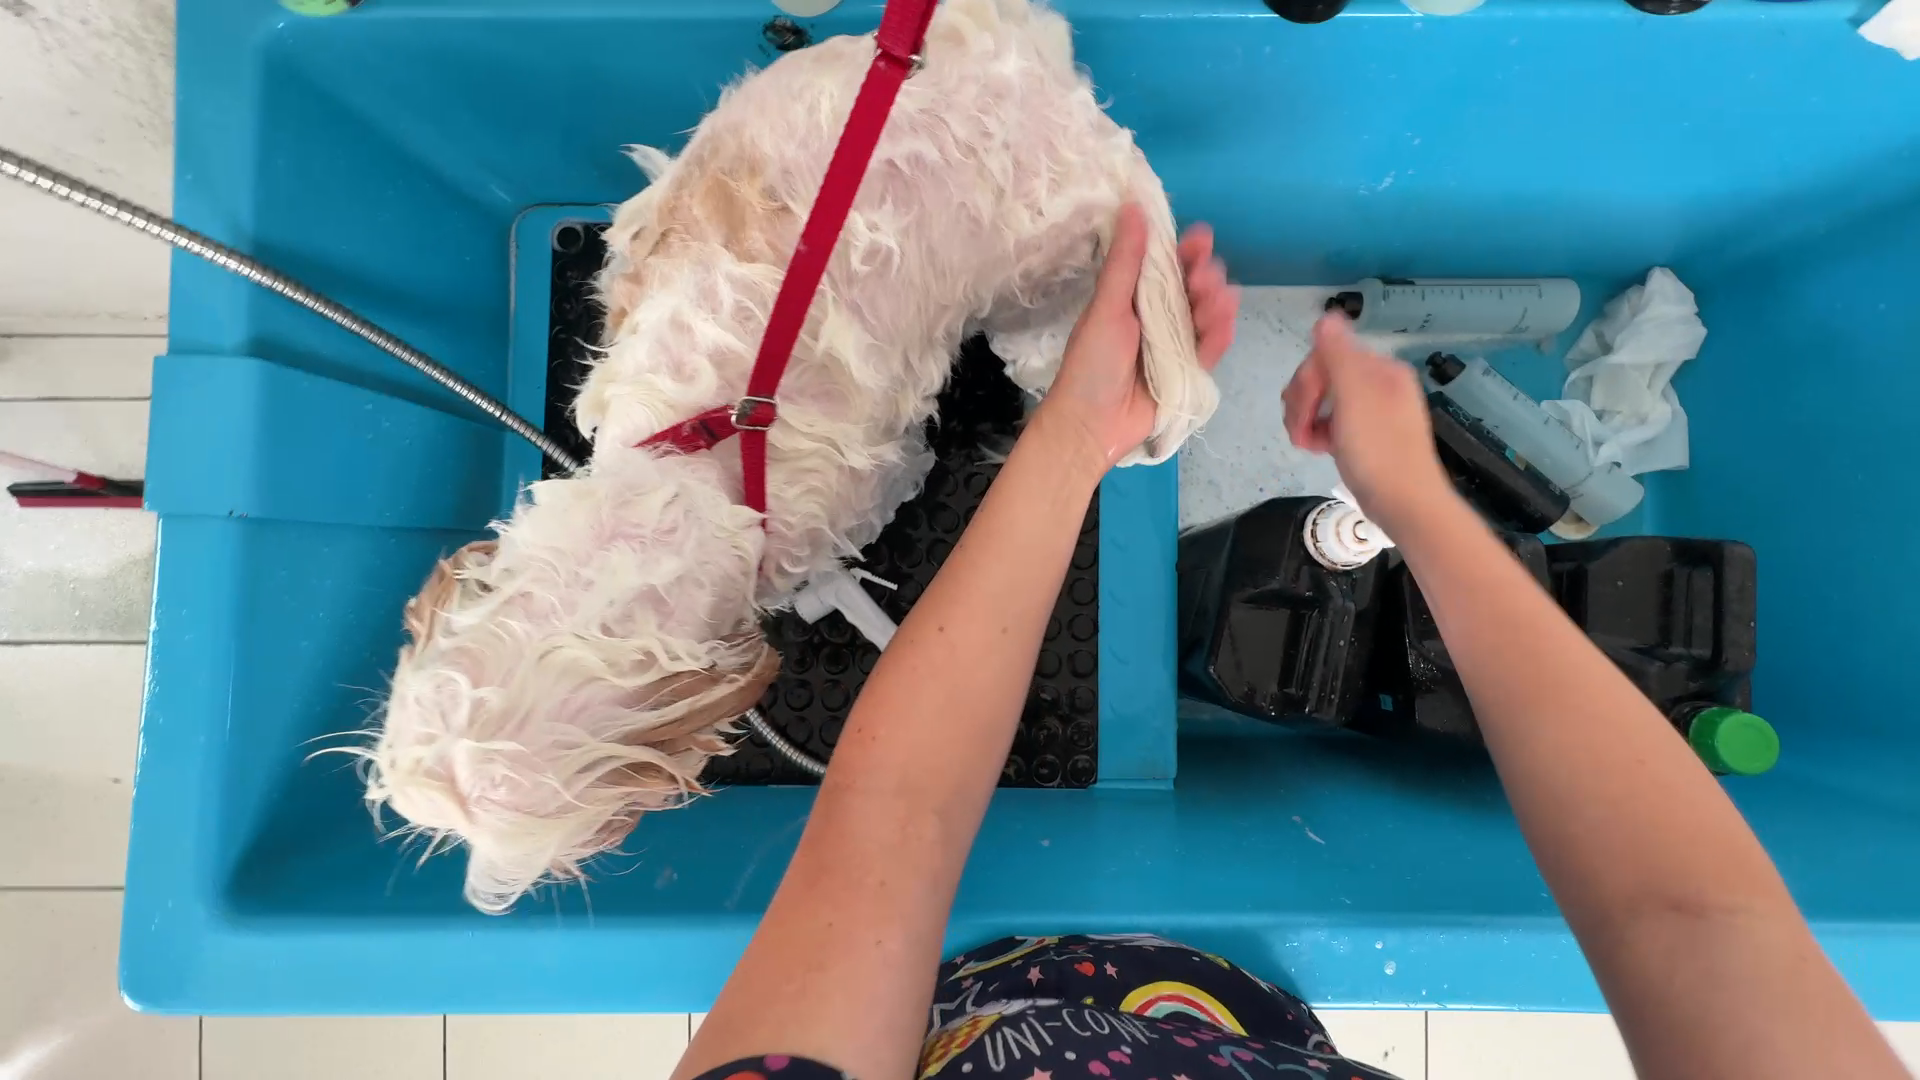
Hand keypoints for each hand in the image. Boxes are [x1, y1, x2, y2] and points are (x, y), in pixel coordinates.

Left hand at [1037, 203, 1237, 471]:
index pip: (1164, 268)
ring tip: (1215, 295)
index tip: (1200, 236)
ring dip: (1214, 300)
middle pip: (1190, 289)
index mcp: (1132, 301)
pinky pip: (1210, 349)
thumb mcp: (1106, 307)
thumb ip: (1125, 262)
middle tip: (1204, 273)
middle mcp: (1155, 320)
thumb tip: (1133, 206)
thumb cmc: (1092, 364)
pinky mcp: (1187, 373)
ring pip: (1204, 316)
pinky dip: (1220, 334)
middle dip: (1203, 275)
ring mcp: (1173, 347)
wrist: (1091, 425)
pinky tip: (1225, 318)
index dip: (1184, 251)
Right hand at [1281, 313, 1452, 532]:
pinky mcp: (1362, 434)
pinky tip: (1318, 448)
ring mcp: (1369, 410)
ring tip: (1307, 444)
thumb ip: (1338, 355)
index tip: (1303, 413)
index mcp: (1378, 370)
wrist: (1403, 502)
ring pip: (1319, 401)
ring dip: (1304, 420)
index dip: (1305, 385)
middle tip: (1300, 434)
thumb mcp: (1354, 399)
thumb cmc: (1378, 451)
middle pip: (1319, 378)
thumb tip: (1326, 315)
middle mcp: (1376, 383)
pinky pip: (1328, 421)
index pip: (1323, 357)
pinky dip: (1316, 433)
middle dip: (1301, 404)